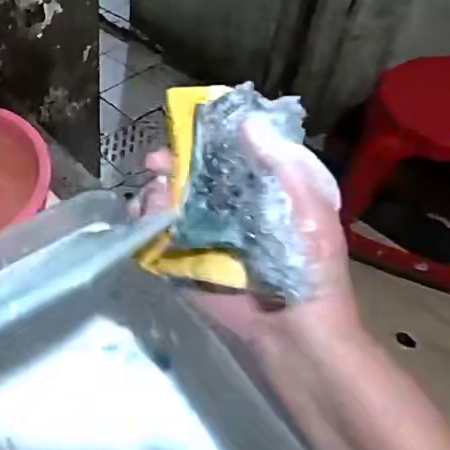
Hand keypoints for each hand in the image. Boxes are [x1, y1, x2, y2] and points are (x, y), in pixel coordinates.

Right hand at [133, 116, 362, 357]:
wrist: (290, 328)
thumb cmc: (309, 267)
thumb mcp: (309, 208)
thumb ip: (282, 165)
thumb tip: (246, 121)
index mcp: (248, 193)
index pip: (215, 158)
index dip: (195, 143)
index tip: (181, 135)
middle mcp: (215, 210)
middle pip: (178, 177)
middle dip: (163, 166)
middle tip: (154, 165)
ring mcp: (189, 235)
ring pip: (156, 201)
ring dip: (150, 194)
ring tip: (156, 201)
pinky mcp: (170, 259)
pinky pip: (145, 234)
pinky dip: (140, 223)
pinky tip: (144, 221)